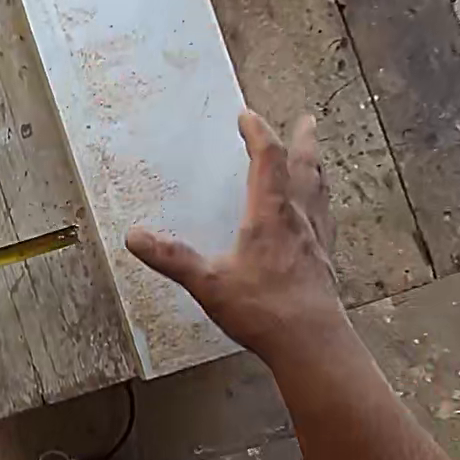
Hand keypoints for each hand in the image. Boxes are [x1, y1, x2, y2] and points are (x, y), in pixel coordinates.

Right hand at [126, 110, 343, 367]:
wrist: (310, 342)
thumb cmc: (262, 310)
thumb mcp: (207, 283)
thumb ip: (171, 258)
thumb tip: (134, 236)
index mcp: (270, 216)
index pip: (267, 160)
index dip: (257, 134)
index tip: (247, 117)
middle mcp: (299, 220)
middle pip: (305, 169)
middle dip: (302, 142)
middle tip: (306, 120)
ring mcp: (316, 241)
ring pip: (320, 193)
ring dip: (316, 169)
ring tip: (316, 160)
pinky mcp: (323, 263)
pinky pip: (325, 222)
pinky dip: (321, 207)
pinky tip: (318, 218)